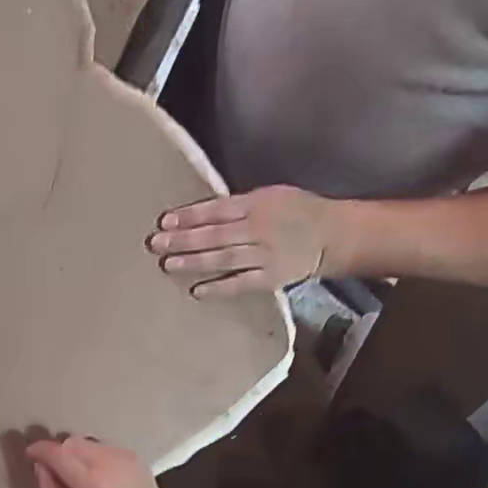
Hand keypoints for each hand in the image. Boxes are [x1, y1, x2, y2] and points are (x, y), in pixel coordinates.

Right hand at [26, 436, 190, 487]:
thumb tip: (42, 470)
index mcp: (90, 482)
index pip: (57, 452)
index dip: (39, 450)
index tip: (31, 454)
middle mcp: (108, 463)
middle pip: (71, 442)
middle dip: (58, 453)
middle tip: (56, 475)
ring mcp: (125, 458)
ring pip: (89, 442)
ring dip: (76, 455)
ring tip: (78, 479)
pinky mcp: (135, 459)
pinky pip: (105, 448)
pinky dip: (94, 457)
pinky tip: (96, 478)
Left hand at [147, 185, 338, 296]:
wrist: (332, 234)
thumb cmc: (294, 212)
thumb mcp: (270, 196)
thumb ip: (238, 206)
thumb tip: (198, 215)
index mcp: (257, 204)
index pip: (217, 210)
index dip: (190, 216)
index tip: (165, 221)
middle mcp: (259, 228)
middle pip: (215, 235)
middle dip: (183, 240)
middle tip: (156, 244)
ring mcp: (264, 255)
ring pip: (224, 259)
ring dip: (194, 262)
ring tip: (168, 265)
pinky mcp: (269, 278)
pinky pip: (240, 283)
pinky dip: (218, 287)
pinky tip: (196, 291)